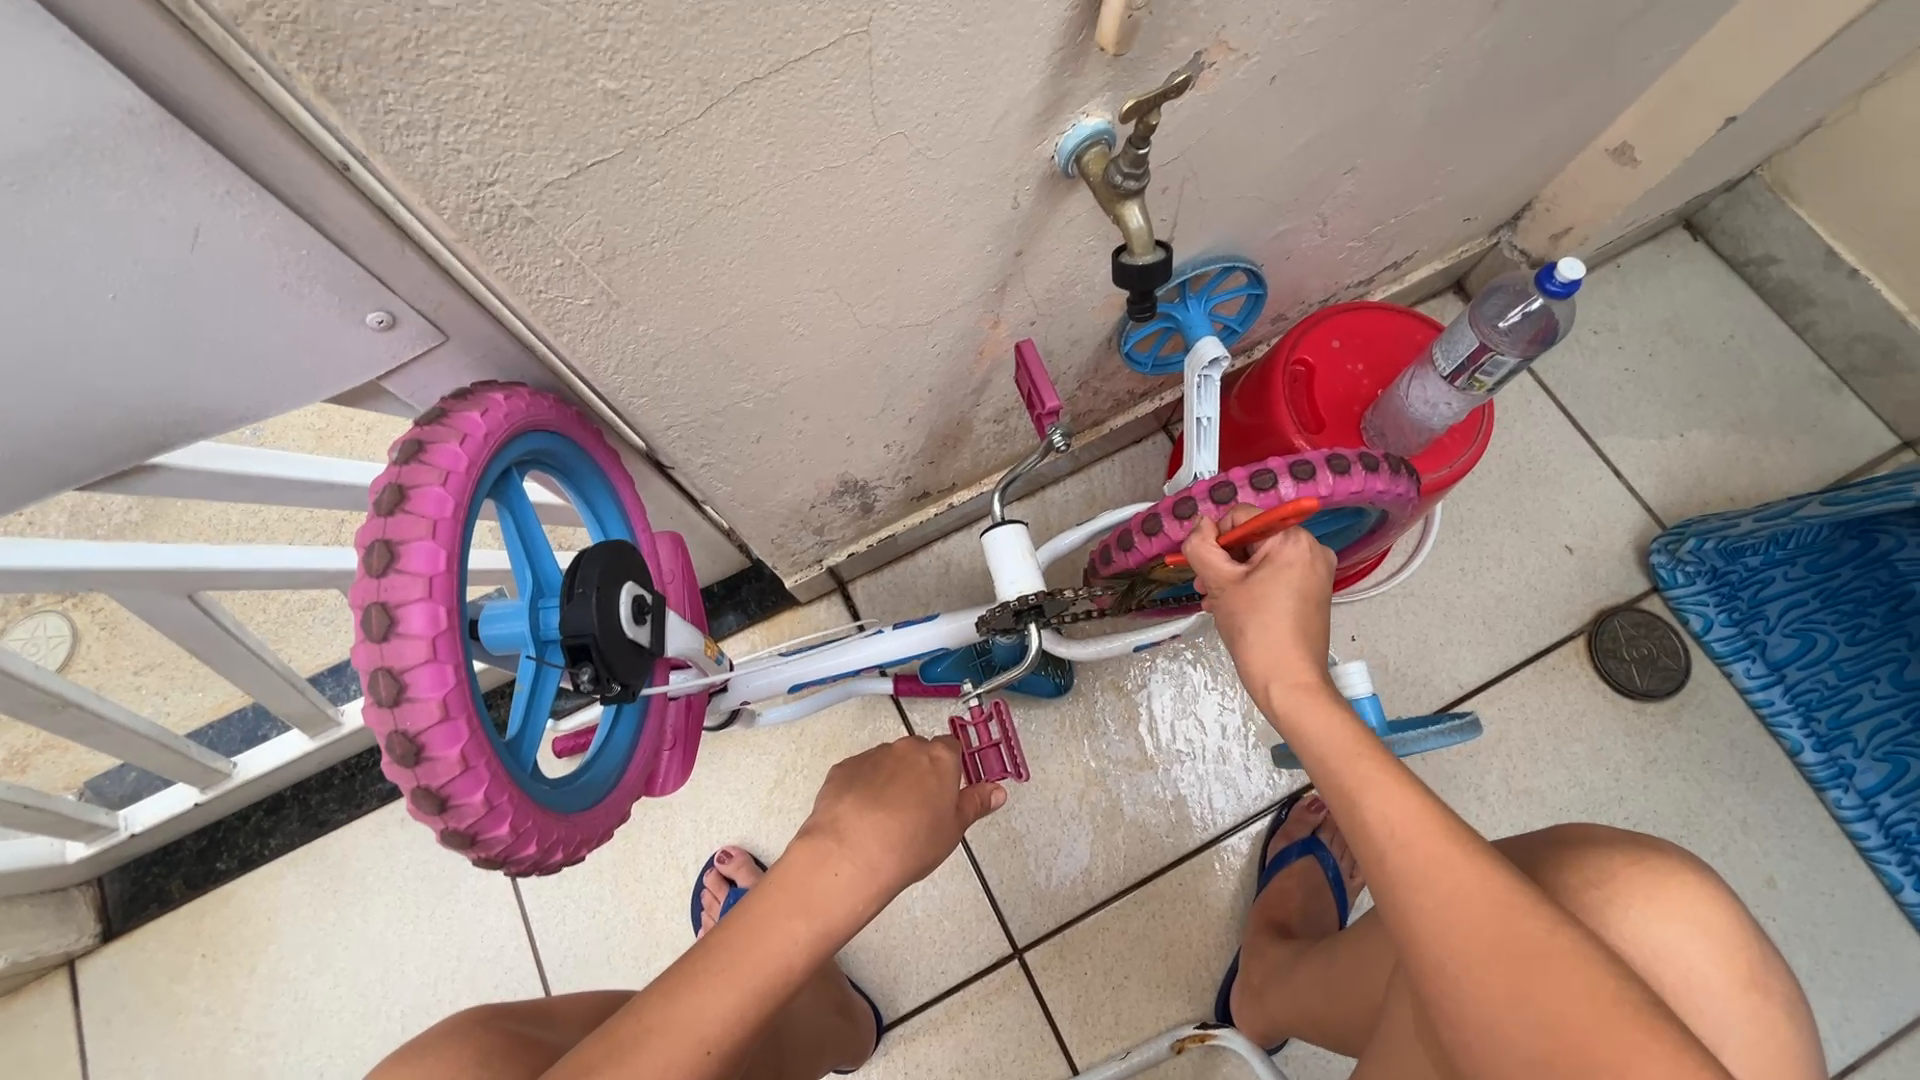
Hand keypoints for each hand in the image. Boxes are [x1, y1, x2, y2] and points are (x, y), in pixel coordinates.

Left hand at [794, 735, 1005, 901]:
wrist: (852, 853)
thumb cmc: (911, 843)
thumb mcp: (954, 829)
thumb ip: (976, 803)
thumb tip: (997, 791)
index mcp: (940, 758)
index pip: (952, 747)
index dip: (951, 768)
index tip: (947, 791)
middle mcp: (907, 748)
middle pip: (918, 753)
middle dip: (919, 774)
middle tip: (918, 810)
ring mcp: (873, 755)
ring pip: (888, 762)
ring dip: (890, 780)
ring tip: (886, 819)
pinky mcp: (844, 768)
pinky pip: (859, 773)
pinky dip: (862, 788)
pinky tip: (861, 818)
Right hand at [1182, 504, 1340, 712]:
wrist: (1287, 680)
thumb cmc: (1255, 629)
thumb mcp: (1218, 582)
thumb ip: (1201, 546)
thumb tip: (1200, 525)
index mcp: (1292, 539)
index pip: (1241, 517)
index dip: (1217, 539)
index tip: (1207, 569)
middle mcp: (1312, 548)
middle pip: (1252, 538)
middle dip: (1224, 560)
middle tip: (1206, 587)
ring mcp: (1316, 571)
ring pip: (1261, 559)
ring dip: (1233, 575)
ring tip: (1216, 600)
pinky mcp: (1314, 591)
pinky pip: (1275, 575)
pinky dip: (1252, 585)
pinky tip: (1234, 607)